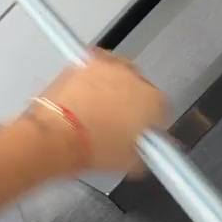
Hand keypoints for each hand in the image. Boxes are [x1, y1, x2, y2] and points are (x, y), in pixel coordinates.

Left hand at [32, 53, 169, 175]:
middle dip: (133, 100)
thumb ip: (145, 149)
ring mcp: (111, 66)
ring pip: (120, 72)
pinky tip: (87, 89)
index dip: (152, 121)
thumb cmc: (92, 146)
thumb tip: (142, 148)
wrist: (58, 134)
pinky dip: (95, 74)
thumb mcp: (129, 160)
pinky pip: (98, 63)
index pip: (162, 109)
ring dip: (115, 84)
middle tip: (120, 117)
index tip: (143, 129)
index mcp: (154, 102)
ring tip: (101, 102)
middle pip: (142, 86)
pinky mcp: (87, 60)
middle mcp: (136, 78)